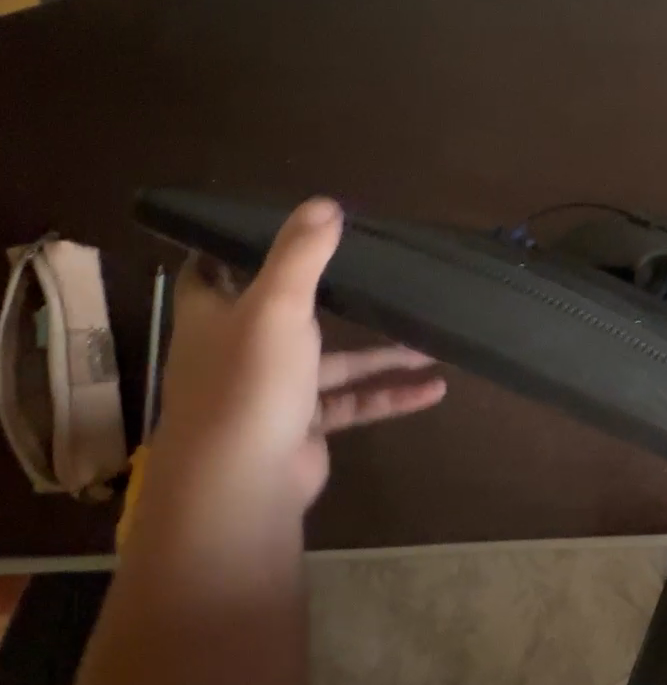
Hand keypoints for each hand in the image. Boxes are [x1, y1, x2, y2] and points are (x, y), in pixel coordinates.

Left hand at [155, 197, 446, 506]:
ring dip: (382, 355)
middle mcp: (239, 352)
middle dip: (331, 297)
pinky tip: (435, 389)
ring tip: (433, 344)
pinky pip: (355, 403)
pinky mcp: (304, 426)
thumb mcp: (277, 308)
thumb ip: (302, 257)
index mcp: (216, 320)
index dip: (238, 249)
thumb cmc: (250, 384)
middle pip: (284, 316)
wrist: (241, 481)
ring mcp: (273, 393)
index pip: (212, 273)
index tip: (280, 228)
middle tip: (374, 273)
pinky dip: (393, 395)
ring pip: (334, 364)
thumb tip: (326, 203)